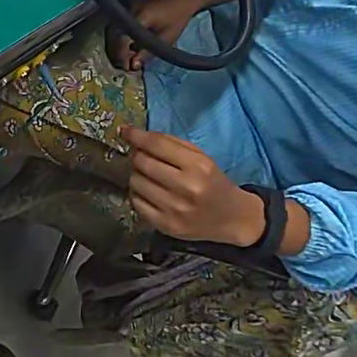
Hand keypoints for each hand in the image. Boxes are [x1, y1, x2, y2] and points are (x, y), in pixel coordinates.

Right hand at [110, 0, 237, 69]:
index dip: (121, 55)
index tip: (127, 67)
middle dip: (117, 53)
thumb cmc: (176, 19)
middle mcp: (129, 12)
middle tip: (126, 66)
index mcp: (139, 18)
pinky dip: (120, 41)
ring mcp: (127, 10)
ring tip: (127, 59)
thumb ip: (148, 52)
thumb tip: (133, 65)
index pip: (121, 39)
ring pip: (113, 32)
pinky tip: (129, 49)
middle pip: (113, 36)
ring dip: (117, 47)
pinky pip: (118, 28)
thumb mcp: (166, 40)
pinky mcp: (128, 11)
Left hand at [122, 128, 268, 245]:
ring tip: (147, 176)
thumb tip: (137, 137)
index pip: (157, 145)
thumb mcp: (202, 158)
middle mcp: (186, 187)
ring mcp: (174, 209)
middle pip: (143, 163)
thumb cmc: (214, 182)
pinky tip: (148, 192)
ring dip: (136, 175)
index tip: (124, 131)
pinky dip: (137, 194)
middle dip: (137, 156)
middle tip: (141, 156)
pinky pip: (136, 203)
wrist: (232, 219)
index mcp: (198, 166)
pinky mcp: (166, 225)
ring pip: (136, 182)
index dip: (136, 136)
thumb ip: (171, 145)